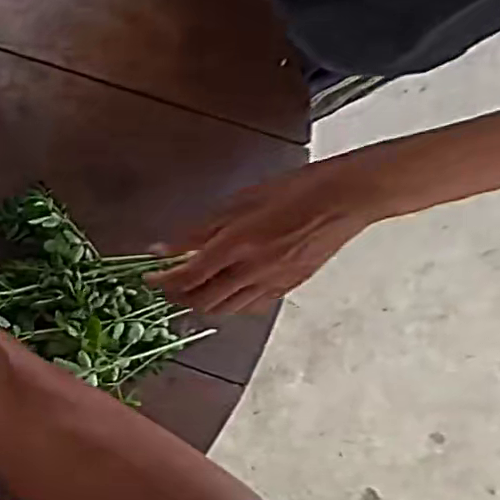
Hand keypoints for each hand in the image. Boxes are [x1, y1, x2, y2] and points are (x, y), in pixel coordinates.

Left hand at [147, 159, 382, 313]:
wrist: (351, 195)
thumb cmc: (294, 190)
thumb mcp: (237, 204)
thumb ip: (196, 232)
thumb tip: (161, 250)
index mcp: (236, 245)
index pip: (185, 278)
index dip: (161, 282)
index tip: (149, 278)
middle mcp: (252, 269)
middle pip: (199, 300)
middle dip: (177, 296)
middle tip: (169, 283)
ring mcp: (272, 281)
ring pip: (223, 309)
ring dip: (201, 303)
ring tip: (193, 288)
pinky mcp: (289, 286)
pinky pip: (249, 306)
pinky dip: (230, 304)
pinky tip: (226, 289)